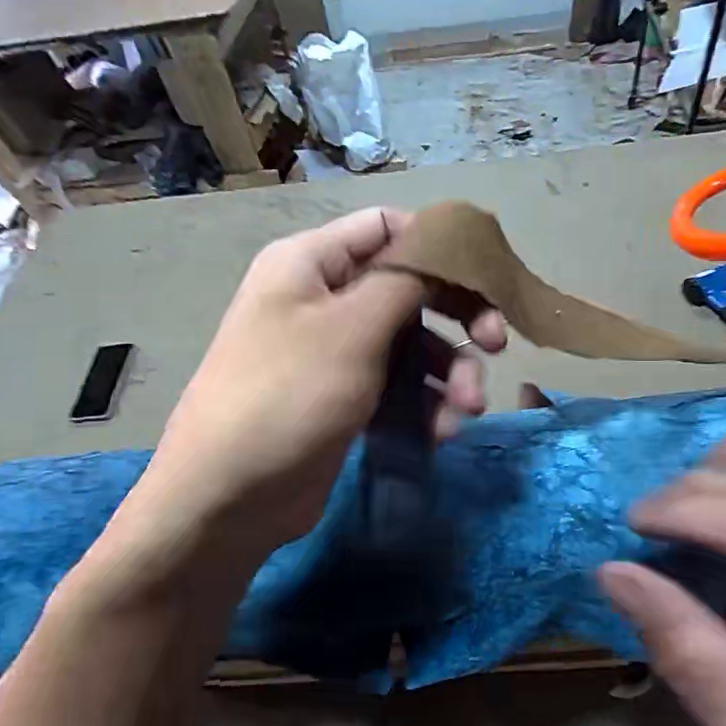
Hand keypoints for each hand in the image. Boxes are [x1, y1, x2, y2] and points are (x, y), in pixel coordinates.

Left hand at [137, 207, 505, 550]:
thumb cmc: (286, 397)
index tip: (489, 277)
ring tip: (468, 410)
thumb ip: (404, 281)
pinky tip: (440, 433)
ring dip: (447, 374)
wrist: (227, 497)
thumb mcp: (350, 331)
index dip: (441, 246)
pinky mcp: (343, 401)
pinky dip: (423, 405)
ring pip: (409, 346)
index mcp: (311, 263)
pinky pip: (396, 389)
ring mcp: (333, 355)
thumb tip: (441, 245)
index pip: (388, 228)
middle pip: (408, 291)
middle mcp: (322, 300)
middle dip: (456, 319)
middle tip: (498, 344)